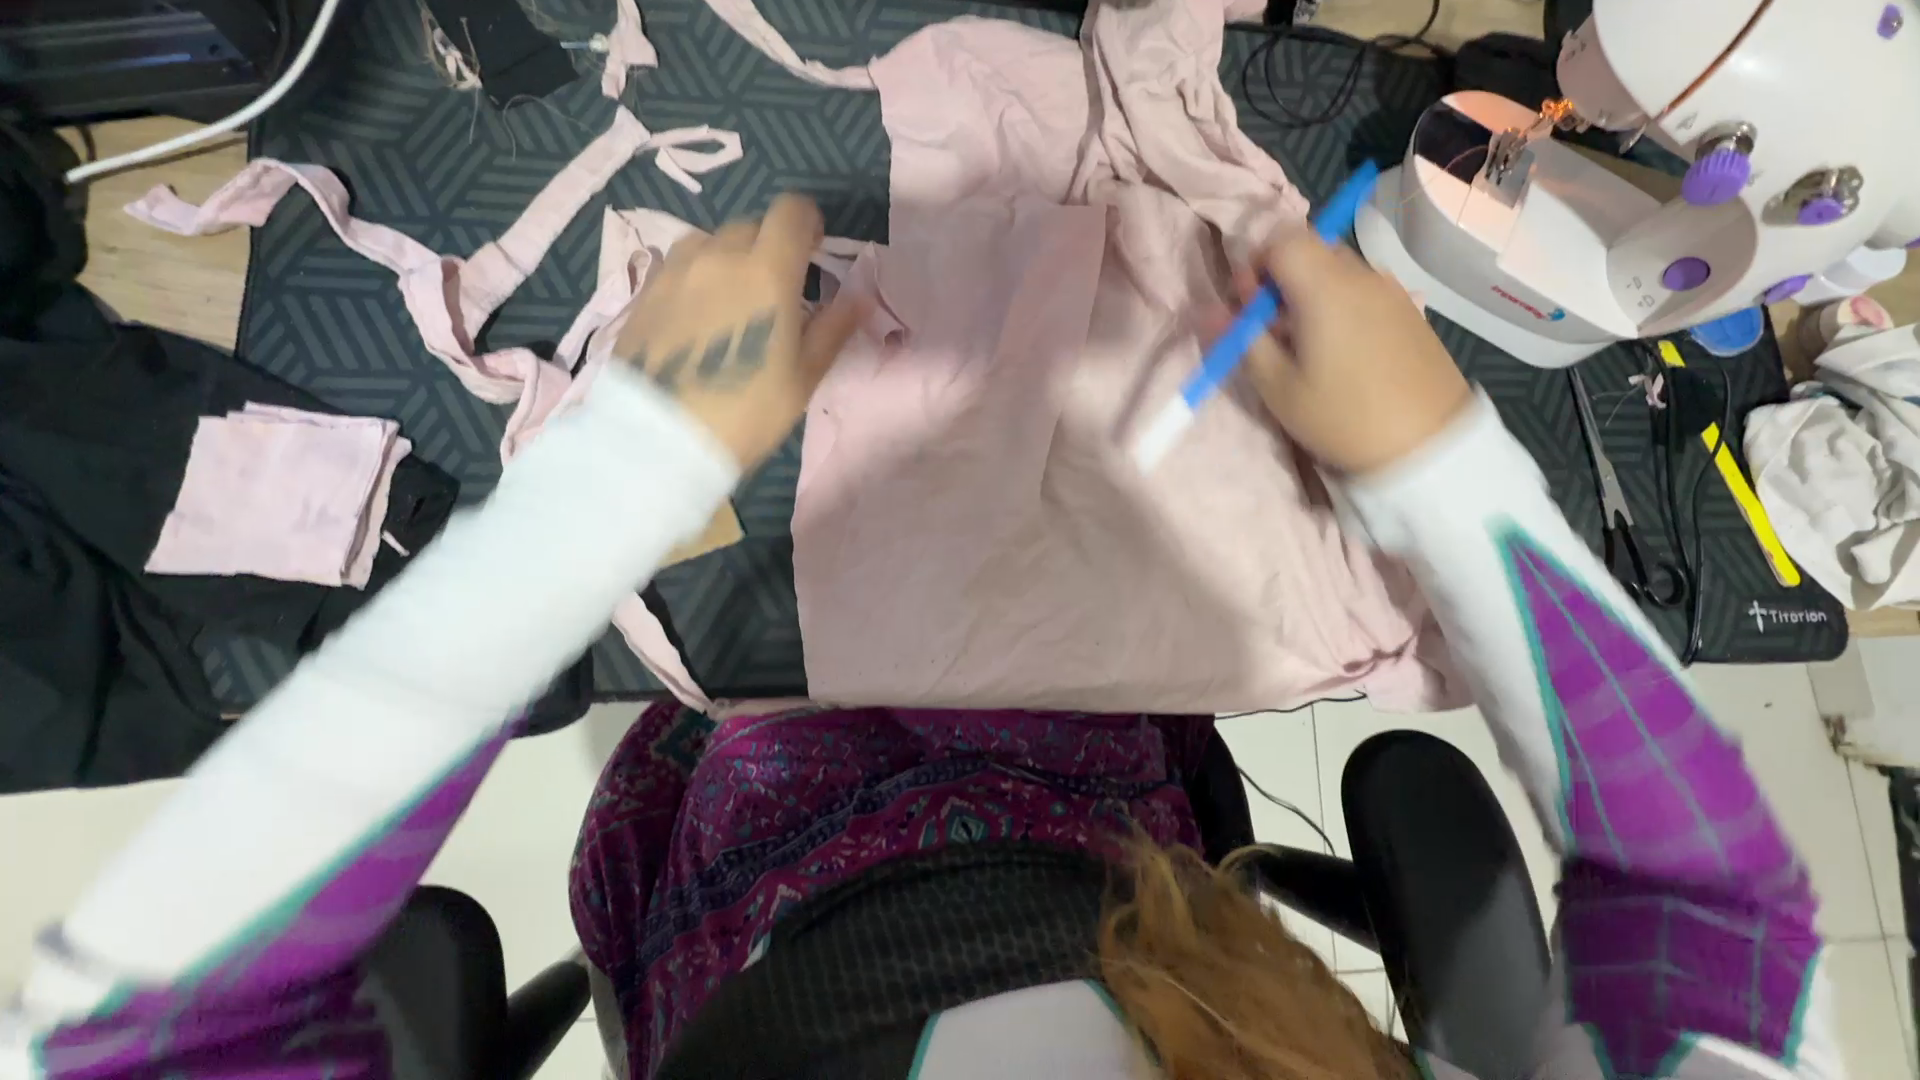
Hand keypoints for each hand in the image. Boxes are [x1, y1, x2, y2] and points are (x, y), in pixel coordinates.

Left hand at [611, 194, 864, 468]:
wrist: (662, 439)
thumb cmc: (748, 411)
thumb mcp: (804, 376)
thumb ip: (834, 327)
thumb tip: (860, 296)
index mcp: (766, 271)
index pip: (791, 211)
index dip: (808, 222)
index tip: (814, 248)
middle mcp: (719, 256)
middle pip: (751, 226)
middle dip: (770, 245)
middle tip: (776, 288)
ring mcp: (676, 270)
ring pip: (710, 241)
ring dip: (729, 257)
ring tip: (733, 299)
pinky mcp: (645, 291)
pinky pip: (680, 265)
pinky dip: (698, 276)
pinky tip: (699, 315)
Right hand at [1235, 227, 1471, 475]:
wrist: (1426, 442)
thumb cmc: (1341, 416)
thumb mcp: (1276, 387)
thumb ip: (1241, 339)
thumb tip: (1206, 310)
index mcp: (1325, 287)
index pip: (1281, 239)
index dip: (1256, 266)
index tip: (1249, 309)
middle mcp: (1361, 275)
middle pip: (1309, 250)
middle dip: (1281, 281)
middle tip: (1273, 331)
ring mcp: (1390, 289)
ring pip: (1335, 270)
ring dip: (1309, 294)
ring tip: (1306, 345)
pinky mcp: (1407, 308)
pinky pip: (1360, 289)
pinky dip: (1339, 305)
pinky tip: (1340, 350)